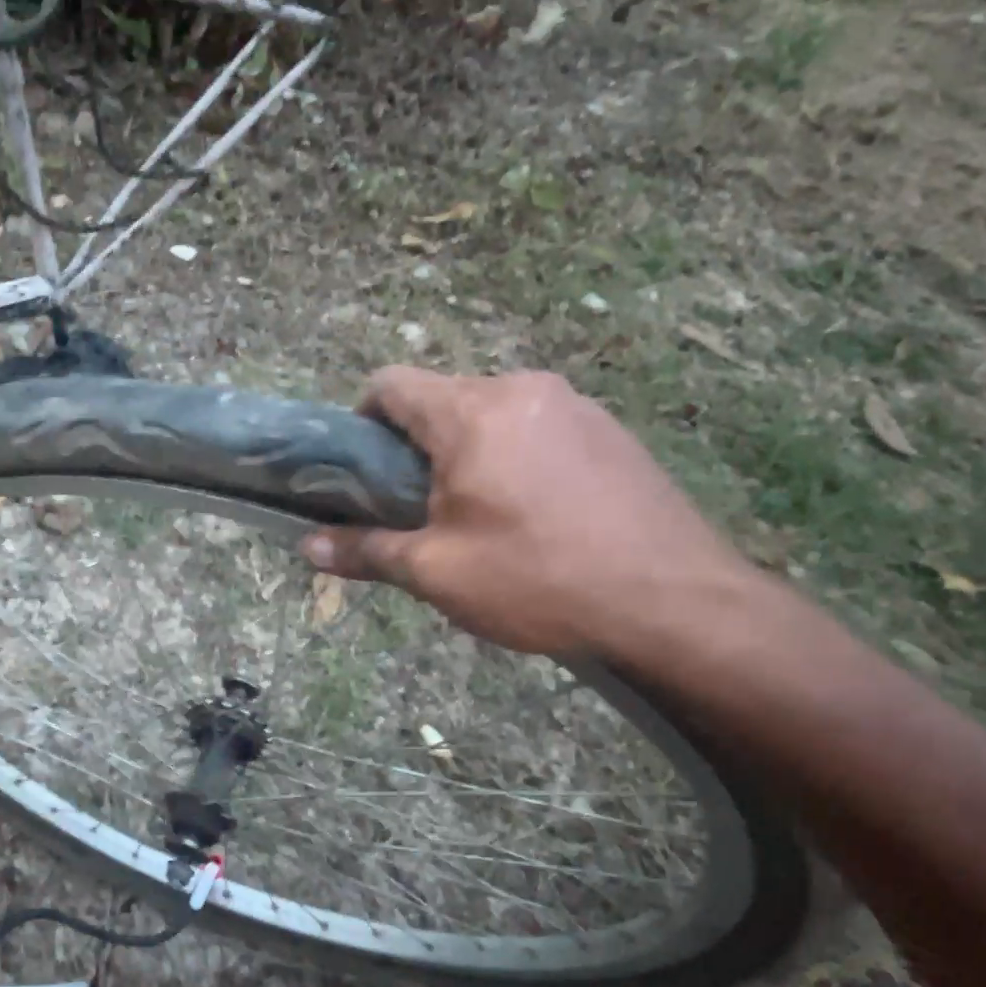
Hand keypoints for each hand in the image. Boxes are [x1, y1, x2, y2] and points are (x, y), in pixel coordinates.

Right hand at [302, 367, 750, 654]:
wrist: (679, 603)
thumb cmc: (540, 580)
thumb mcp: (438, 572)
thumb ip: (366, 550)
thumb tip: (307, 548)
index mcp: (471, 412)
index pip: (390, 383)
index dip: (361, 420)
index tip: (363, 472)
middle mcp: (521, 390)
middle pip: (441, 398)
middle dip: (415, 445)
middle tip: (418, 508)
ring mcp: (575, 405)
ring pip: (491, 413)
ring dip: (466, 452)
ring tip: (478, 517)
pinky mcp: (611, 431)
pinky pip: (536, 428)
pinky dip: (514, 457)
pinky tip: (533, 516)